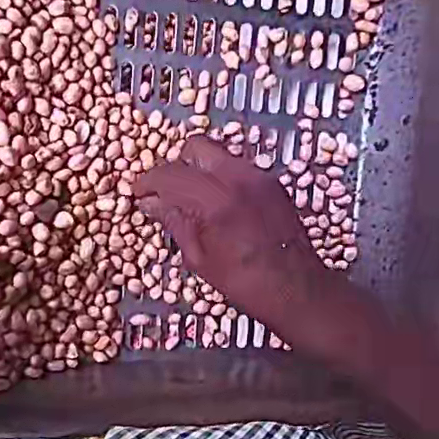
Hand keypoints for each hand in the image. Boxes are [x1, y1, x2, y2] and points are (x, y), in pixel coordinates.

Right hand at [134, 135, 335, 332]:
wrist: (300, 291)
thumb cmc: (246, 284)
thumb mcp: (200, 258)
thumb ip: (175, 223)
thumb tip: (152, 204)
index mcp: (217, 200)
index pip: (171, 174)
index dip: (149, 182)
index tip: (139, 192)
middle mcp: (240, 178)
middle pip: (196, 148)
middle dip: (176, 166)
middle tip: (166, 192)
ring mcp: (261, 177)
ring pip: (219, 156)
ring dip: (199, 171)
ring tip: (191, 201)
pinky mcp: (273, 184)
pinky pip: (238, 168)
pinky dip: (220, 179)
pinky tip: (217, 206)